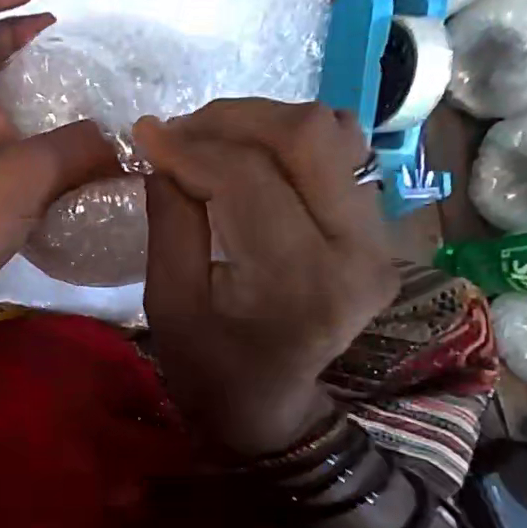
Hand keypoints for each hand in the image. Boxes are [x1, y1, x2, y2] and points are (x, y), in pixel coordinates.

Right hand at [137, 100, 399, 455]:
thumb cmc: (209, 370)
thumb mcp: (169, 307)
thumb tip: (165, 153)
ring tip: (212, 142)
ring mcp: (380, 239)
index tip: (146, 136)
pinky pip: (343, 156)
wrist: (271, 407)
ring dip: (263, 124)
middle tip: (180, 132)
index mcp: (299, 282)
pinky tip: (250, 158)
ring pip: (334, 133)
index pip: (247, 180)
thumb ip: (170, 224)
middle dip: (232, 120)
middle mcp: (357, 251)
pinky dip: (291, 143)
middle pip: (307, 136)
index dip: (191, 148)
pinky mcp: (380, 232)